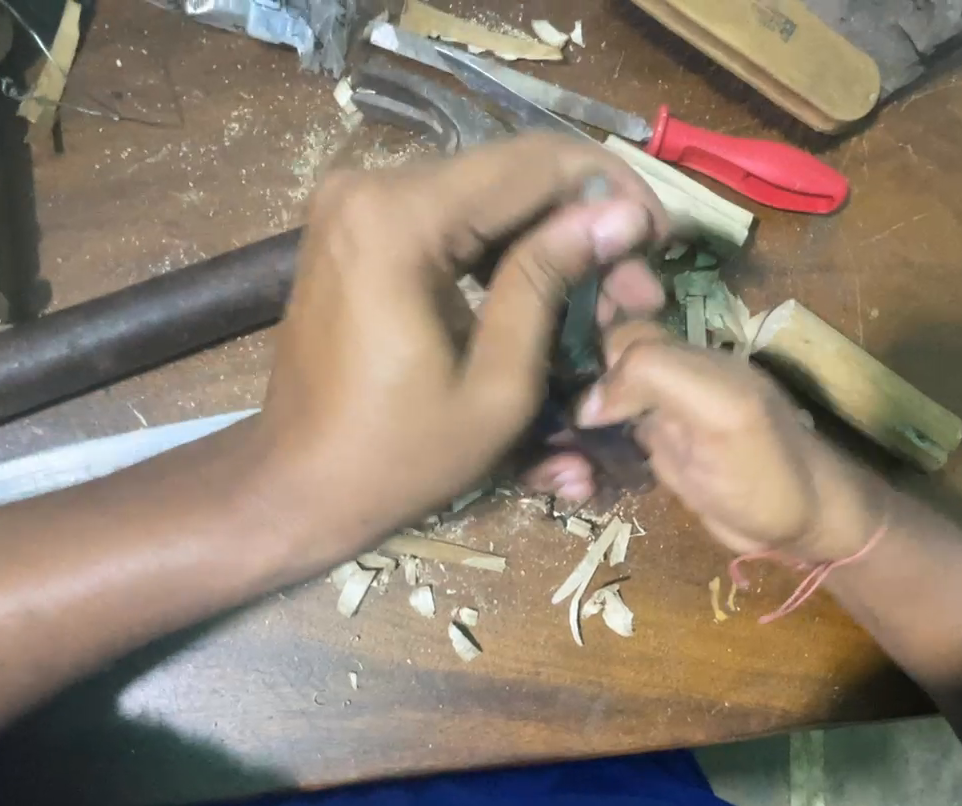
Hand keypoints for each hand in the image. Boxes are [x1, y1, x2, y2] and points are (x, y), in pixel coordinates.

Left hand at [253, 135, 668, 554]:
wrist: (300, 485)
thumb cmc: (401, 457)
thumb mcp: (497, 384)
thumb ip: (550, 284)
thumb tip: (621, 213)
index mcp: (398, 219)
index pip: (532, 164)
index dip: (610, 190)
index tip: (660, 236)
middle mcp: (368, 186)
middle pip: (508, 176)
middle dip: (583, 223)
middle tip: (636, 286)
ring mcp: (353, 205)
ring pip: (483, 198)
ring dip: (548, 240)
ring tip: (603, 296)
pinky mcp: (354, 231)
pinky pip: (448, 222)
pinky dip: (501, 253)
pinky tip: (544, 291)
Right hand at [540, 321, 888, 561]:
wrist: (802, 526)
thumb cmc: (765, 468)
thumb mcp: (719, 410)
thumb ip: (656, 377)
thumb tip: (586, 399)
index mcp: (682, 354)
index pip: (614, 334)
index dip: (582, 350)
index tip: (539, 384)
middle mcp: (666, 377)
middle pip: (598, 367)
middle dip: (566, 390)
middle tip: (536, 430)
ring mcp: (659, 417)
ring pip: (599, 403)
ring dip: (570, 425)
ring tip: (548, 458)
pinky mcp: (657, 452)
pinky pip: (611, 438)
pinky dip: (587, 451)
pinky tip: (569, 470)